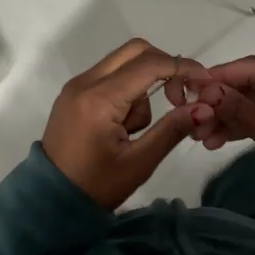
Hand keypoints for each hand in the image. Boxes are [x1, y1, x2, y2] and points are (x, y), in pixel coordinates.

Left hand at [41, 39, 213, 209]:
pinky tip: (122, 126)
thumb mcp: (139, 163)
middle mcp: (85, 82)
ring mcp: (76, 86)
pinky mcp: (74, 94)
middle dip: (163, 69)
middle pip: (135, 51)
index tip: (204, 82)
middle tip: (177, 99)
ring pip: (123, 64)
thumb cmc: (95, 187)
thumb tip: (205, 107)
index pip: (149, 64)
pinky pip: (109, 77)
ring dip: (142, 86)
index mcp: (99, 98)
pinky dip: (126, 91)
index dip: (182, 67)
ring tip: (135, 131)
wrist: (49, 203)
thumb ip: (172, 129)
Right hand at [197, 56, 254, 179]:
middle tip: (194, 116)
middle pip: (249, 85)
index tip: (194, 85)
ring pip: (248, 103)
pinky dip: (236, 128)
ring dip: (224, 117)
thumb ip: (241, 111)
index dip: (224, 75)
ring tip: (200, 135)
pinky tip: (213, 140)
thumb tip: (207, 92)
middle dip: (221, 102)